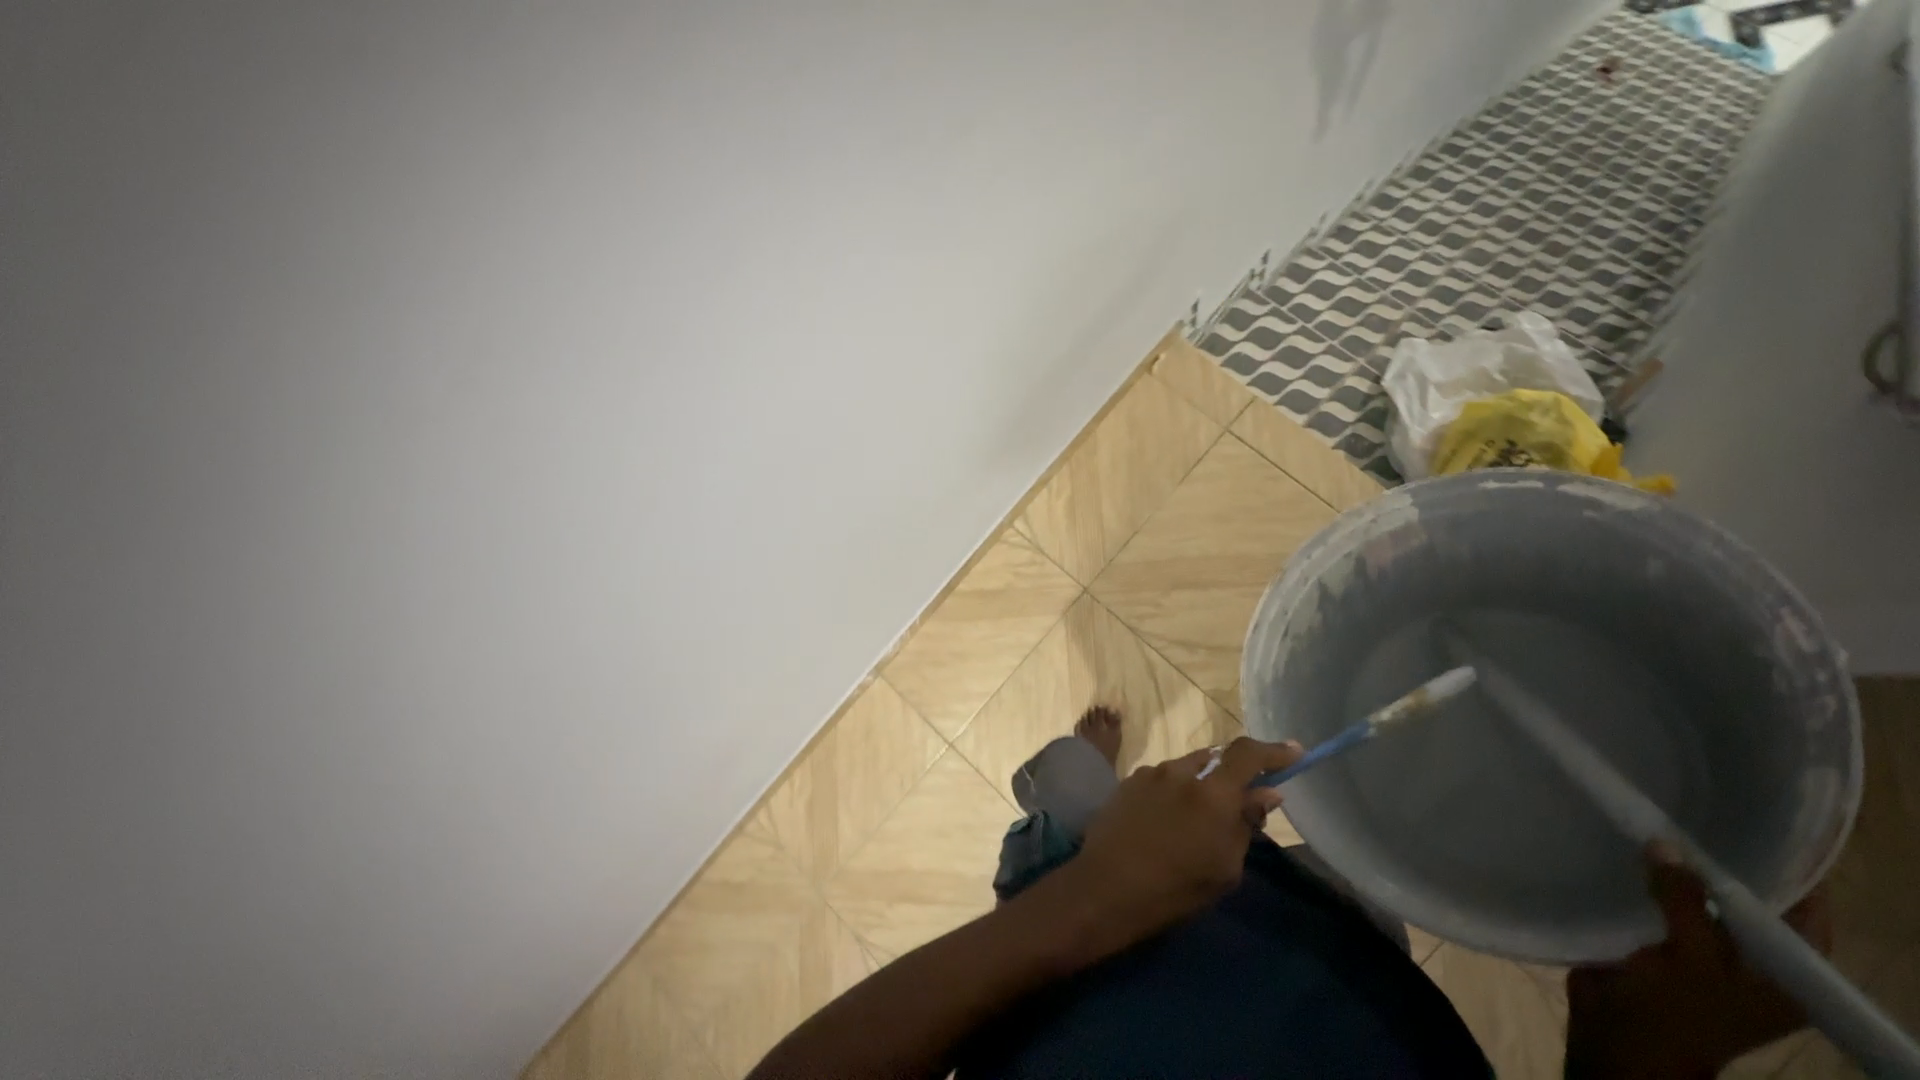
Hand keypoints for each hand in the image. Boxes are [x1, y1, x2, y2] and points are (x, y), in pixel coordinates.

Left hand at [1053, 737, 1302, 950]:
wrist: (1105, 889)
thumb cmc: (1175, 888)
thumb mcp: (1225, 866)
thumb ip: (1246, 823)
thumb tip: (1267, 793)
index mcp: (1213, 793)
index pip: (1248, 754)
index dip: (1274, 751)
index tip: (1294, 752)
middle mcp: (1180, 772)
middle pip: (1215, 759)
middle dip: (1231, 776)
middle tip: (1238, 804)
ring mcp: (1149, 774)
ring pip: (1186, 769)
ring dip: (1199, 785)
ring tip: (1196, 821)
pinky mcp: (1126, 783)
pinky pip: (1162, 779)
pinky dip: (1174, 793)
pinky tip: (1167, 822)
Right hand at [1565, 844, 1832, 1079]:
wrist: (1616, 1046)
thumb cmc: (1676, 1015)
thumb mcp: (1690, 958)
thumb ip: (1682, 899)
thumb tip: (1663, 842)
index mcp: (1788, 975)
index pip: (1806, 911)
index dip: (1792, 871)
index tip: (1763, 823)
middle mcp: (1756, 961)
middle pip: (1751, 901)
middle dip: (1726, 862)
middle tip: (1702, 811)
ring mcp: (1707, 954)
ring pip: (1702, 901)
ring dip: (1682, 871)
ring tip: (1663, 821)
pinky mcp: (1664, 948)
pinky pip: (1664, 907)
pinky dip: (1651, 883)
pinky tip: (1634, 852)